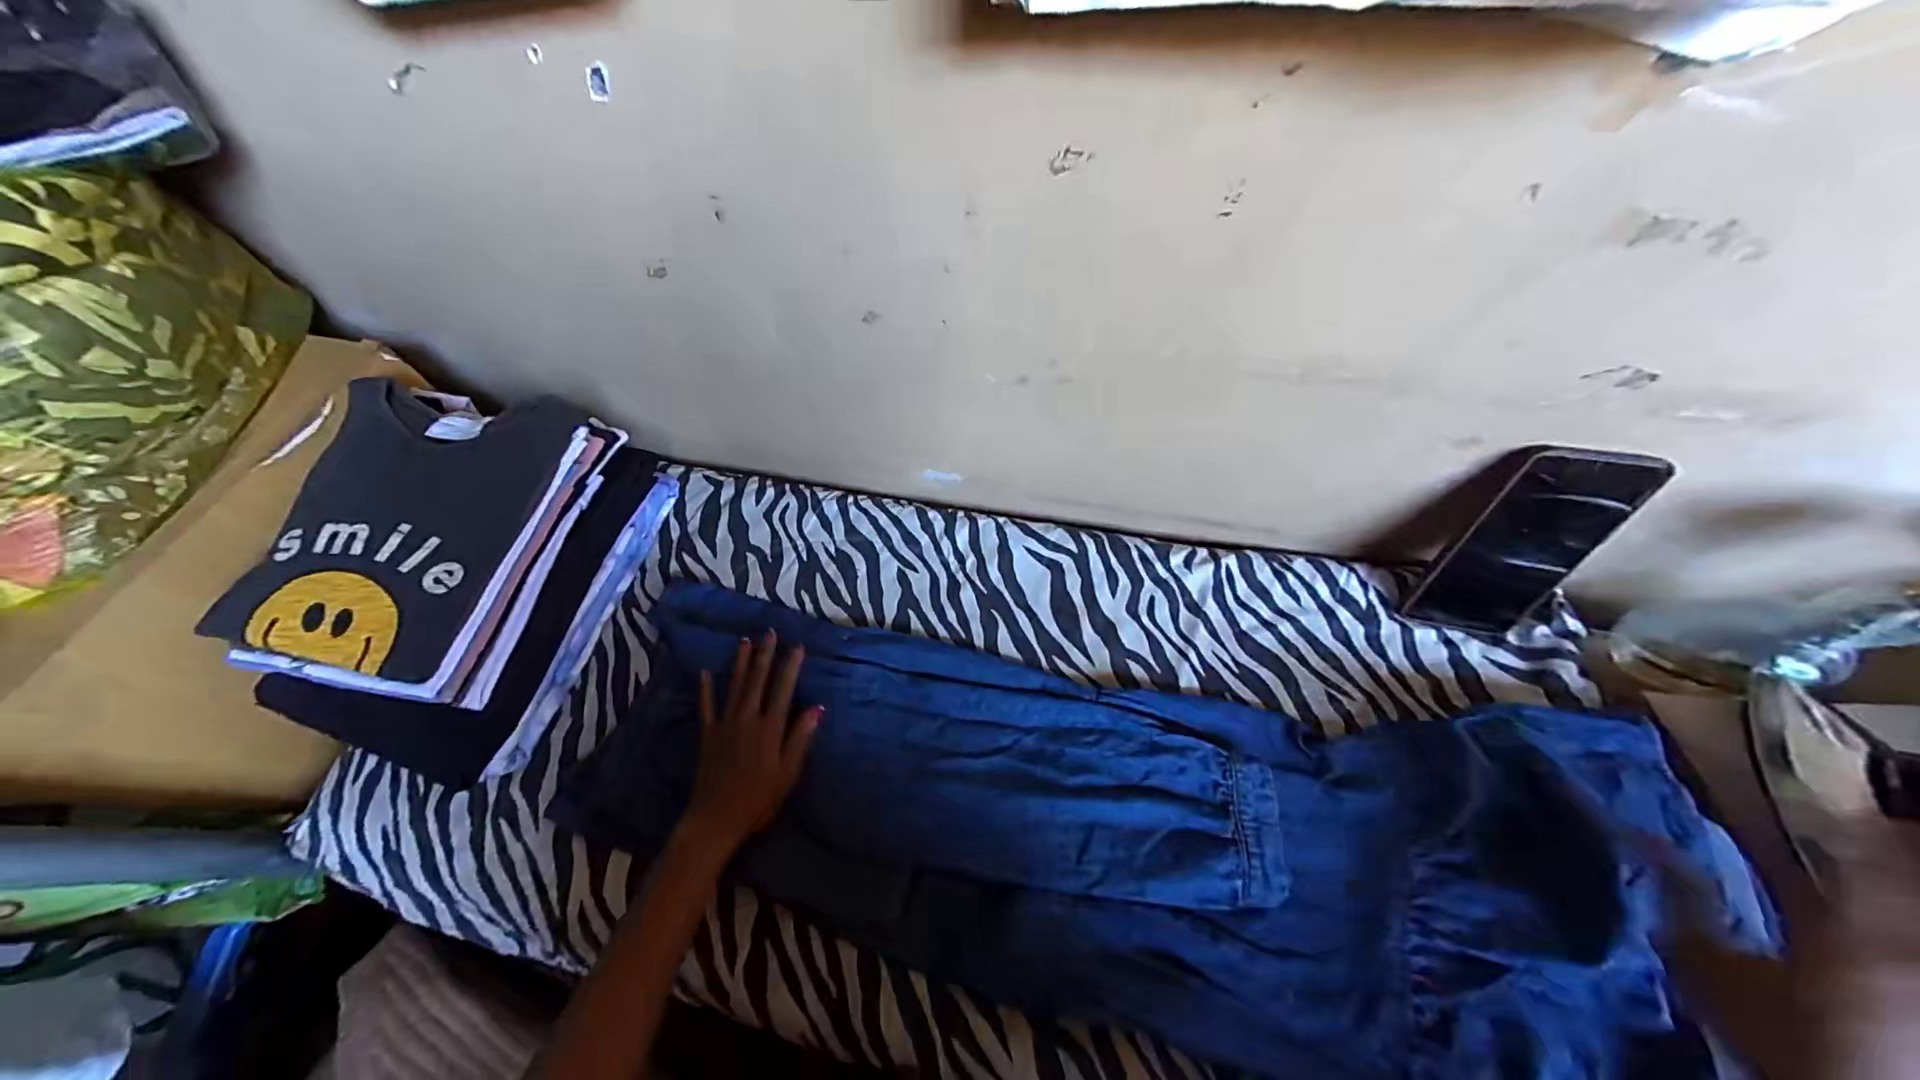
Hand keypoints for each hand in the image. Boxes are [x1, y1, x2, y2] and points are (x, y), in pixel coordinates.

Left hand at [682, 631, 821, 850]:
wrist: (715, 818)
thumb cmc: (759, 799)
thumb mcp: (788, 772)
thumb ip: (801, 738)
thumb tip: (817, 708)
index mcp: (770, 728)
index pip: (783, 689)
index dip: (790, 666)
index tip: (797, 646)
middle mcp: (747, 719)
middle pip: (757, 680)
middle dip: (765, 654)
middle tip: (769, 632)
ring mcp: (725, 724)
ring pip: (734, 686)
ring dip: (740, 663)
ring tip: (745, 641)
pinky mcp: (707, 735)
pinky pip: (707, 706)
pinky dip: (706, 689)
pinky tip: (704, 673)